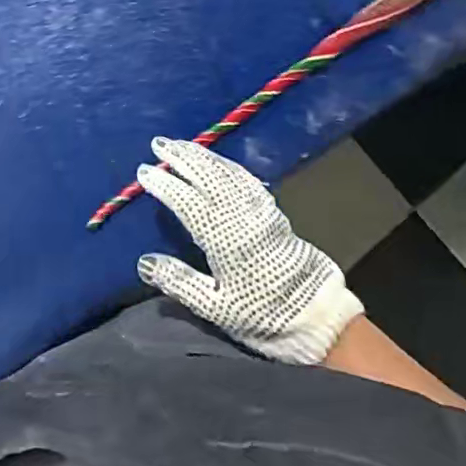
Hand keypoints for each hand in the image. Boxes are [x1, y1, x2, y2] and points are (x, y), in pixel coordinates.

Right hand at [135, 139, 362, 364]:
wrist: (321, 321)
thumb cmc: (263, 316)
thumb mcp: (216, 308)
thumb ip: (180, 282)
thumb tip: (143, 262)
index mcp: (225, 240)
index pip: (188, 202)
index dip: (166, 184)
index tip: (144, 171)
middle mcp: (243, 219)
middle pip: (209, 179)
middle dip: (182, 158)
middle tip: (158, 144)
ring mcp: (261, 214)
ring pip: (228, 175)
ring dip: (203, 157)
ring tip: (181, 145)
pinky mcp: (275, 215)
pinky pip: (248, 181)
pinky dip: (229, 166)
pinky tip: (218, 162)